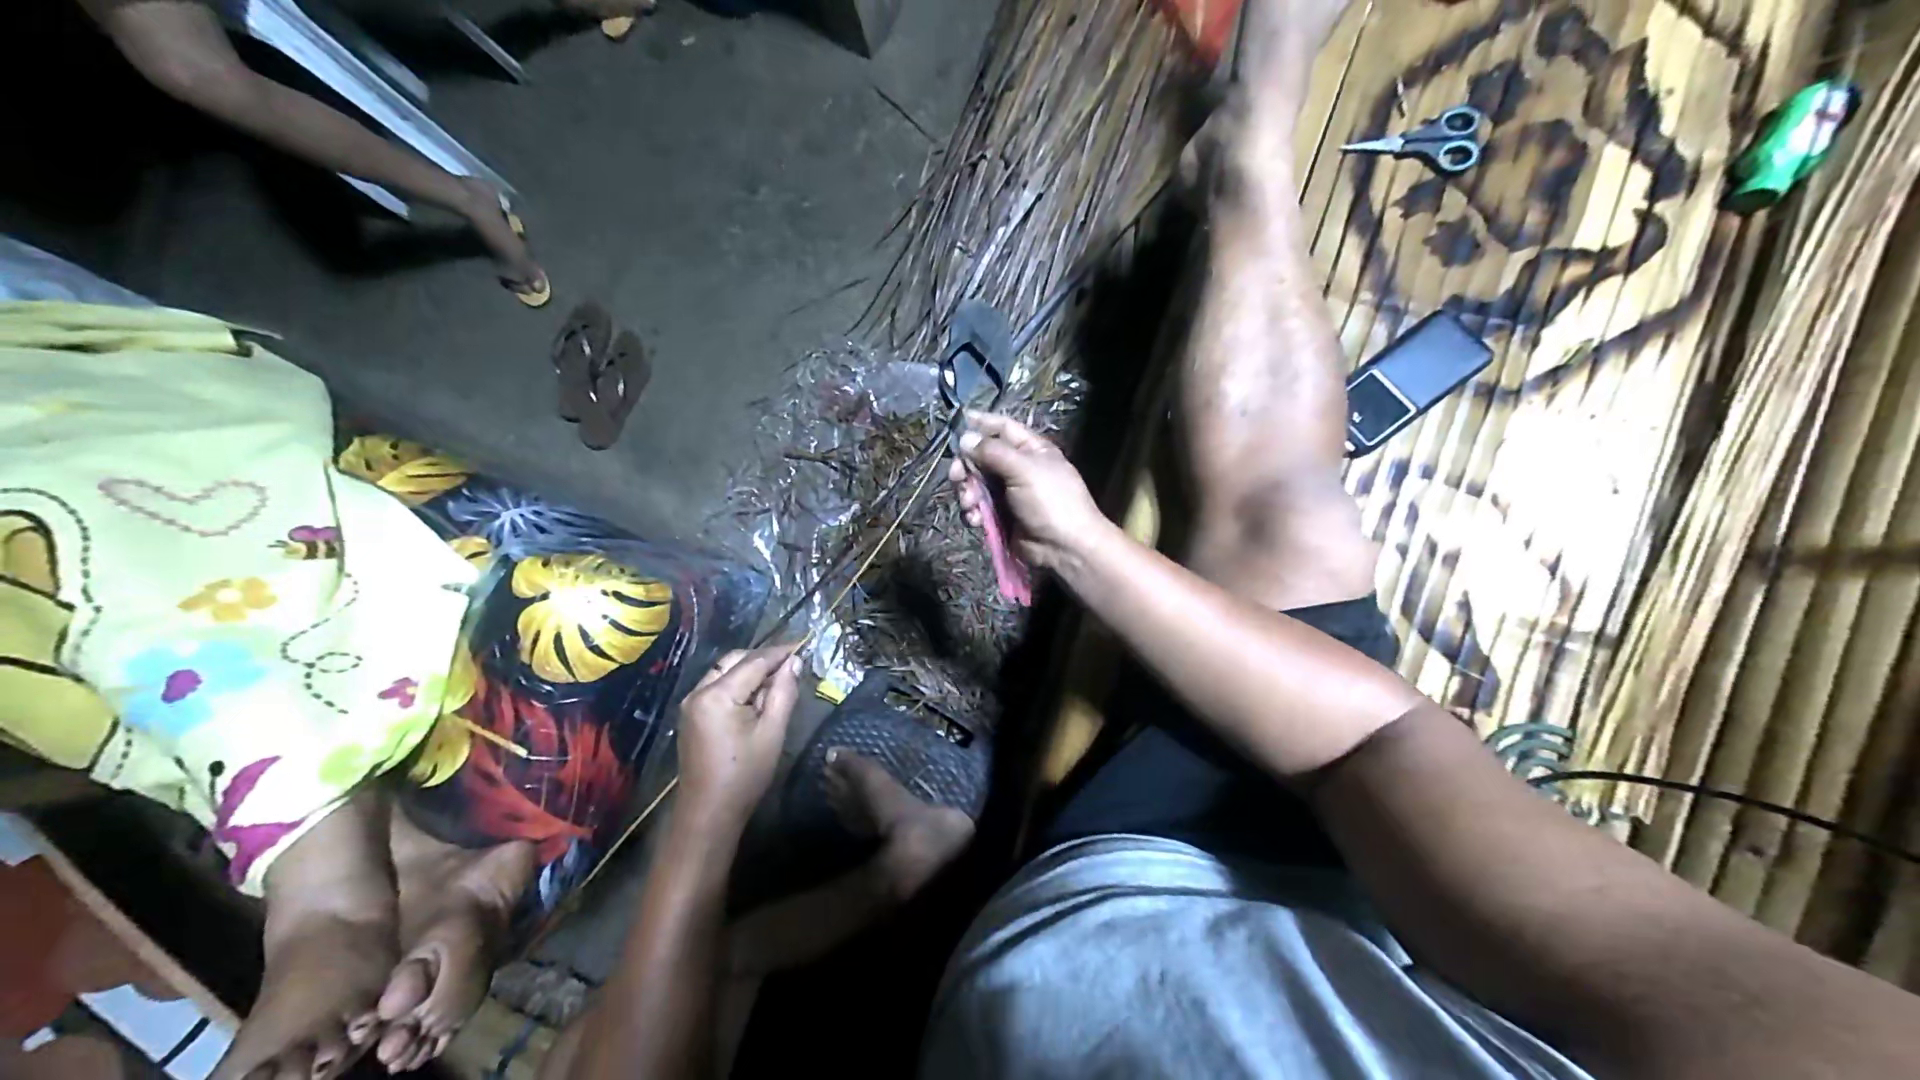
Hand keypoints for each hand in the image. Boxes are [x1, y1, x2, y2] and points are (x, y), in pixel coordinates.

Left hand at [675, 645, 801, 834]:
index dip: (780, 652)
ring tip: (779, 679)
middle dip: (764, 659)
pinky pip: (717, 686)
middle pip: (735, 660)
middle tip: (793, 663)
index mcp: (717, 694)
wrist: (708, 813)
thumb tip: (794, 663)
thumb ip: (783, 692)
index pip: (754, 661)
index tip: (803, 645)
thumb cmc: (744, 775)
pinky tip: (757, 696)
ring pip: (725, 671)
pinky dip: (738, 683)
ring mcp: (691, 703)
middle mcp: (698, 691)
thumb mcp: (772, 732)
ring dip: (751, 670)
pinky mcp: (691, 715)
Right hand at [948, 411, 1108, 571]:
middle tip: (957, 476)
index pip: (1002, 428)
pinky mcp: (1000, 516)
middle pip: (982, 457)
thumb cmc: (1051, 502)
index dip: (980, 424)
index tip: (957, 425)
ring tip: (970, 503)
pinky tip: (976, 520)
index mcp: (1031, 449)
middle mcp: (1018, 468)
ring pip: (975, 484)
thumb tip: (965, 437)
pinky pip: (978, 507)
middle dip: (966, 466)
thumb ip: (993, 451)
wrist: (1065, 548)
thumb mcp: (1024, 470)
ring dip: (967, 492)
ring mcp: (1008, 493)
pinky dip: (972, 512)